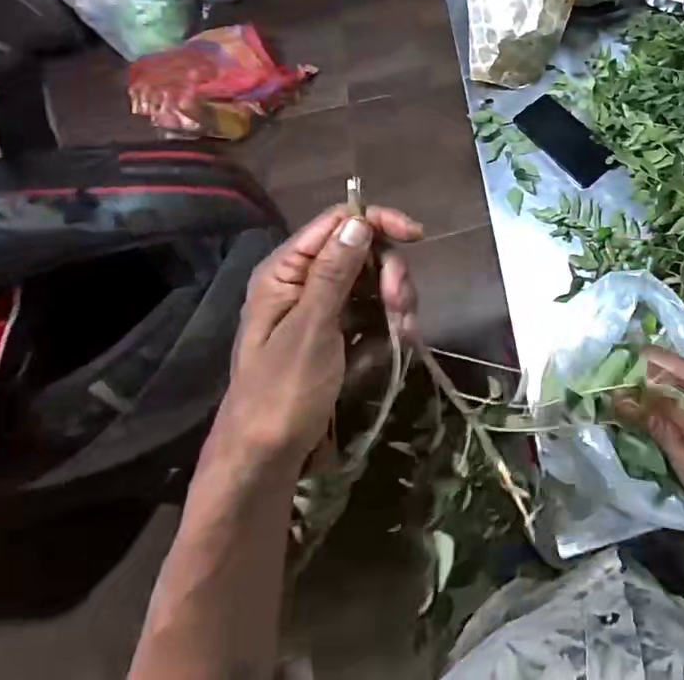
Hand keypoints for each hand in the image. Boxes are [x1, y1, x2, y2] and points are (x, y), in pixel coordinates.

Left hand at [211, 205, 422, 472]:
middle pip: (364, 253)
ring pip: (375, 285)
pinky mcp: (339, 335)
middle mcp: (305, 283)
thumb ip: (334, 272)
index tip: (417, 236)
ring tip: (400, 337)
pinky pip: (374, 316)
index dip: (378, 222)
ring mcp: (324, 310)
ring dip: (395, 306)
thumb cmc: (281, 393)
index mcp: (287, 271)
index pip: (338, 223)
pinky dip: (388, 330)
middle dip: (389, 277)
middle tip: (400, 307)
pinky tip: (391, 351)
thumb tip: (359, 222)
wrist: (266, 460)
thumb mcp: (311, 329)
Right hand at [620, 348, 683, 574]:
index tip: (594, 389)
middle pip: (658, 364)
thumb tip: (619, 397)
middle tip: (606, 402)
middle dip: (631, 378)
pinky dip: (667, 398)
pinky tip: (656, 419)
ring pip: (672, 376)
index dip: (618, 374)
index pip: (646, 365)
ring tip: (625, 411)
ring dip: (648, 389)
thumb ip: (657, 424)